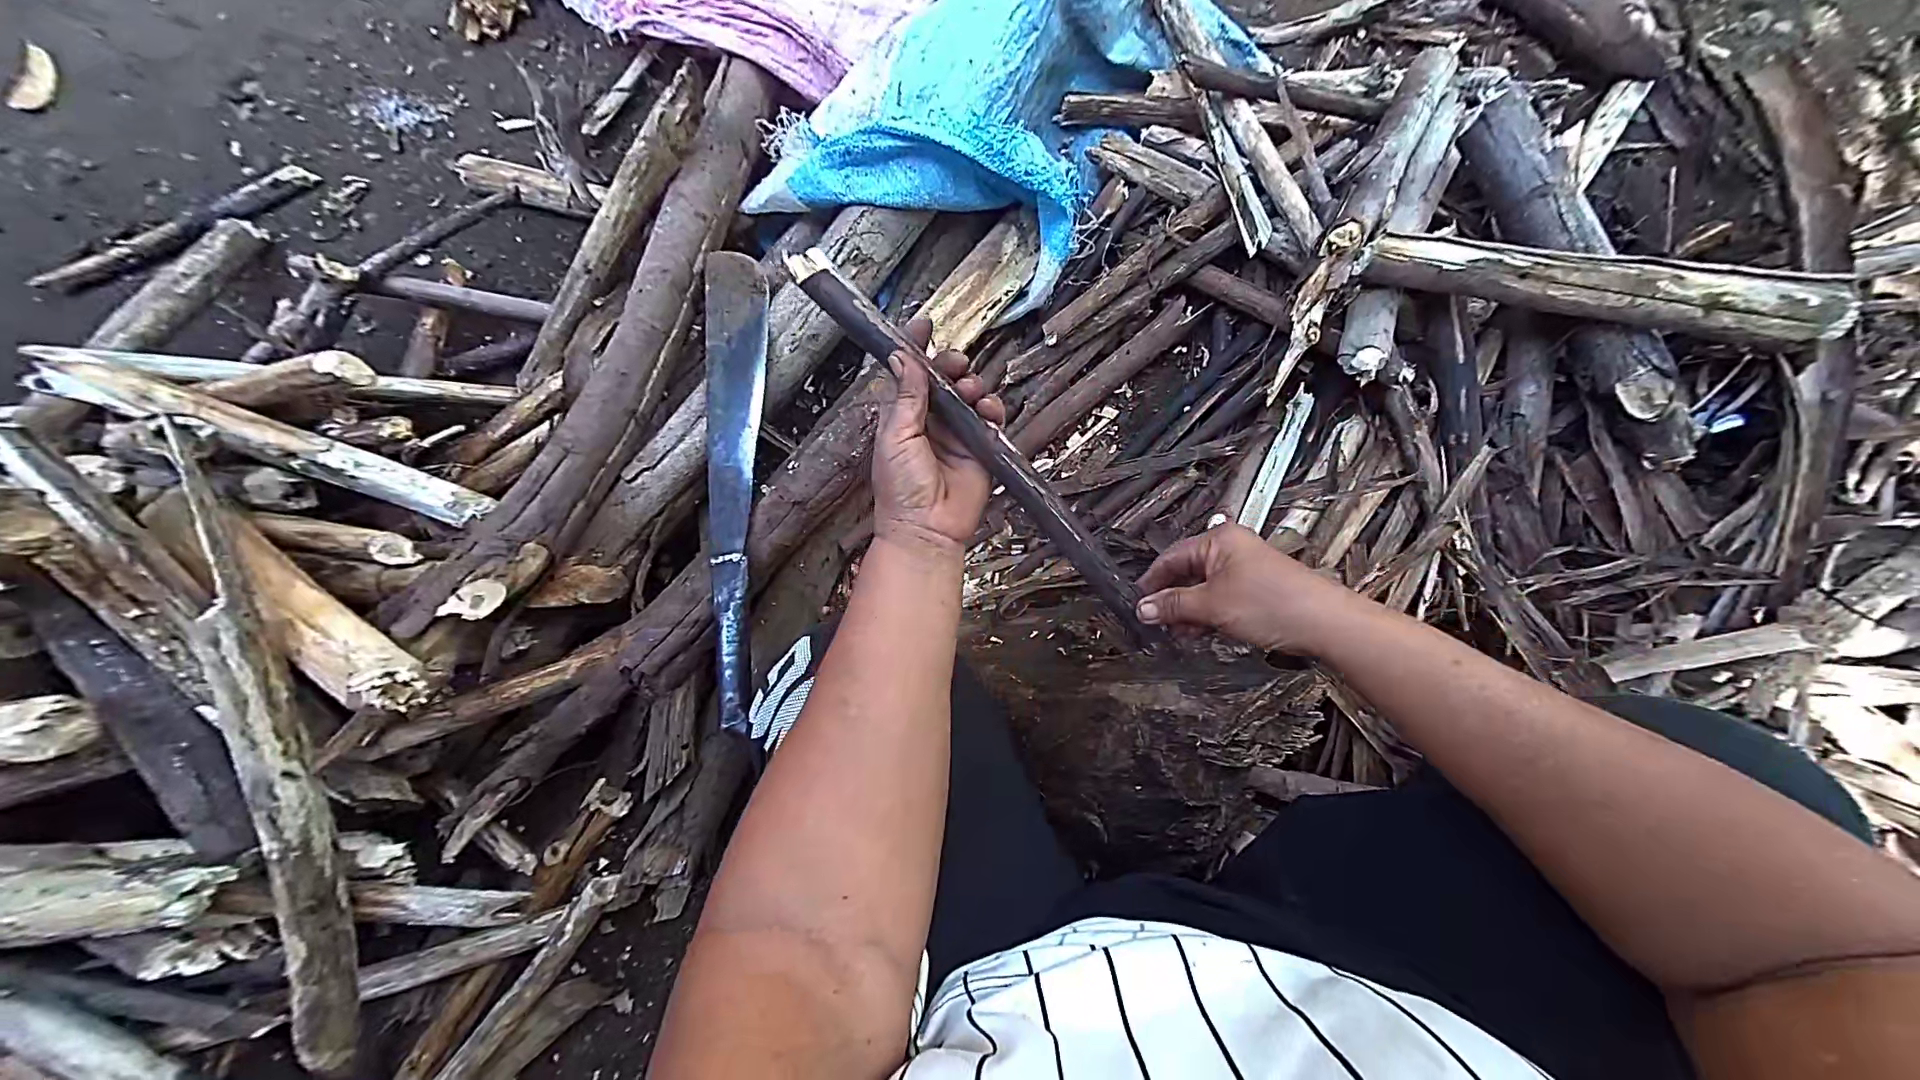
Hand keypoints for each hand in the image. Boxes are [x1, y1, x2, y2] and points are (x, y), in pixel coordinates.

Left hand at [872, 317, 1005, 558]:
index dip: (916, 347)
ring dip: (973, 386)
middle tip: (955, 365)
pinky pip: (991, 419)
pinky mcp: (979, 448)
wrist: (927, 528)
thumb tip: (903, 358)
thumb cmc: (901, 491)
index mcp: (902, 416)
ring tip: (971, 392)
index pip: (910, 372)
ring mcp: (956, 434)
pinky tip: (987, 411)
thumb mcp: (896, 437)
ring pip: (970, 394)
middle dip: (951, 365)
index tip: (923, 326)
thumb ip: (905, 396)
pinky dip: (992, 409)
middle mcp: (930, 421)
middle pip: (944, 379)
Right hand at [1135, 524, 1368, 655]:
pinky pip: (1220, 596)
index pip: (1170, 558)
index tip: (1140, 604)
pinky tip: (1203, 630)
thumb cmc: (1278, 603)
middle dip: (1171, 600)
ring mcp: (1245, 568)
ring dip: (1189, 610)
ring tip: (1181, 631)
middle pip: (1186, 572)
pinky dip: (1208, 613)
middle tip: (1158, 622)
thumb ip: (1172, 606)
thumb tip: (1145, 607)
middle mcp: (1231, 548)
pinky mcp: (1256, 587)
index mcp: (1219, 540)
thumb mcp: (1211, 606)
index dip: (1152, 583)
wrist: (1326, 624)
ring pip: (1203, 587)